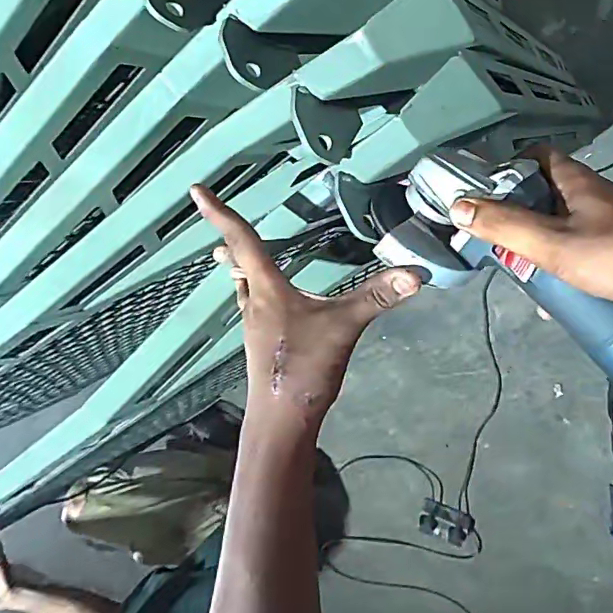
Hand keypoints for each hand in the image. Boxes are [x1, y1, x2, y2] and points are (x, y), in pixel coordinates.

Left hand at [194, 184, 421, 426]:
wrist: (281, 421)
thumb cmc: (303, 368)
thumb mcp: (345, 327)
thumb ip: (379, 297)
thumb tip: (416, 274)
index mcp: (268, 289)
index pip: (242, 241)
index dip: (220, 213)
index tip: (197, 190)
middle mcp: (255, 302)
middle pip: (236, 261)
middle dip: (228, 237)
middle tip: (217, 219)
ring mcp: (256, 324)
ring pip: (242, 285)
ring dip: (238, 264)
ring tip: (232, 252)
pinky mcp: (263, 341)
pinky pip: (253, 303)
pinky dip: (253, 288)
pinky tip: (265, 296)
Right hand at [449, 147, 612, 315]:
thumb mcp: (553, 243)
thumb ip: (505, 227)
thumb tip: (458, 206)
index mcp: (576, 181)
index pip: (537, 155)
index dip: (508, 164)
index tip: (479, 188)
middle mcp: (591, 197)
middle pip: (544, 193)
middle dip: (515, 213)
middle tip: (488, 236)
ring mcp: (608, 225)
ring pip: (560, 227)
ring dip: (536, 245)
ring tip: (512, 268)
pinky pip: (578, 254)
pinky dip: (560, 268)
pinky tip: (550, 297)